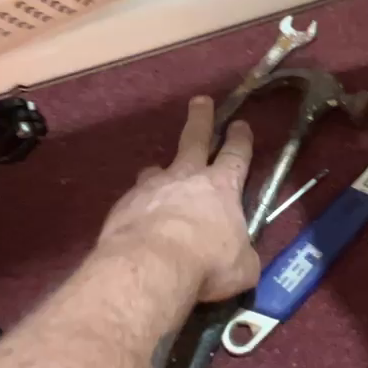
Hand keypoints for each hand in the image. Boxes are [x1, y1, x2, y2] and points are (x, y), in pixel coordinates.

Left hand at [99, 97, 258, 301]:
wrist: (151, 266)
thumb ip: (242, 255)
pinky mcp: (124, 206)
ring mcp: (152, 188)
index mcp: (223, 187)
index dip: (240, 139)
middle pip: (195, 139)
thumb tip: (241, 259)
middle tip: (200, 101)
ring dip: (161, 170)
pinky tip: (137, 218)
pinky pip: (135, 199)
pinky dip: (139, 204)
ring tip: (157, 171)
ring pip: (157, 168)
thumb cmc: (208, 263)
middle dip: (201, 119)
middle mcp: (187, 178)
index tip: (240, 124)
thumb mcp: (243, 266)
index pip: (236, 154)